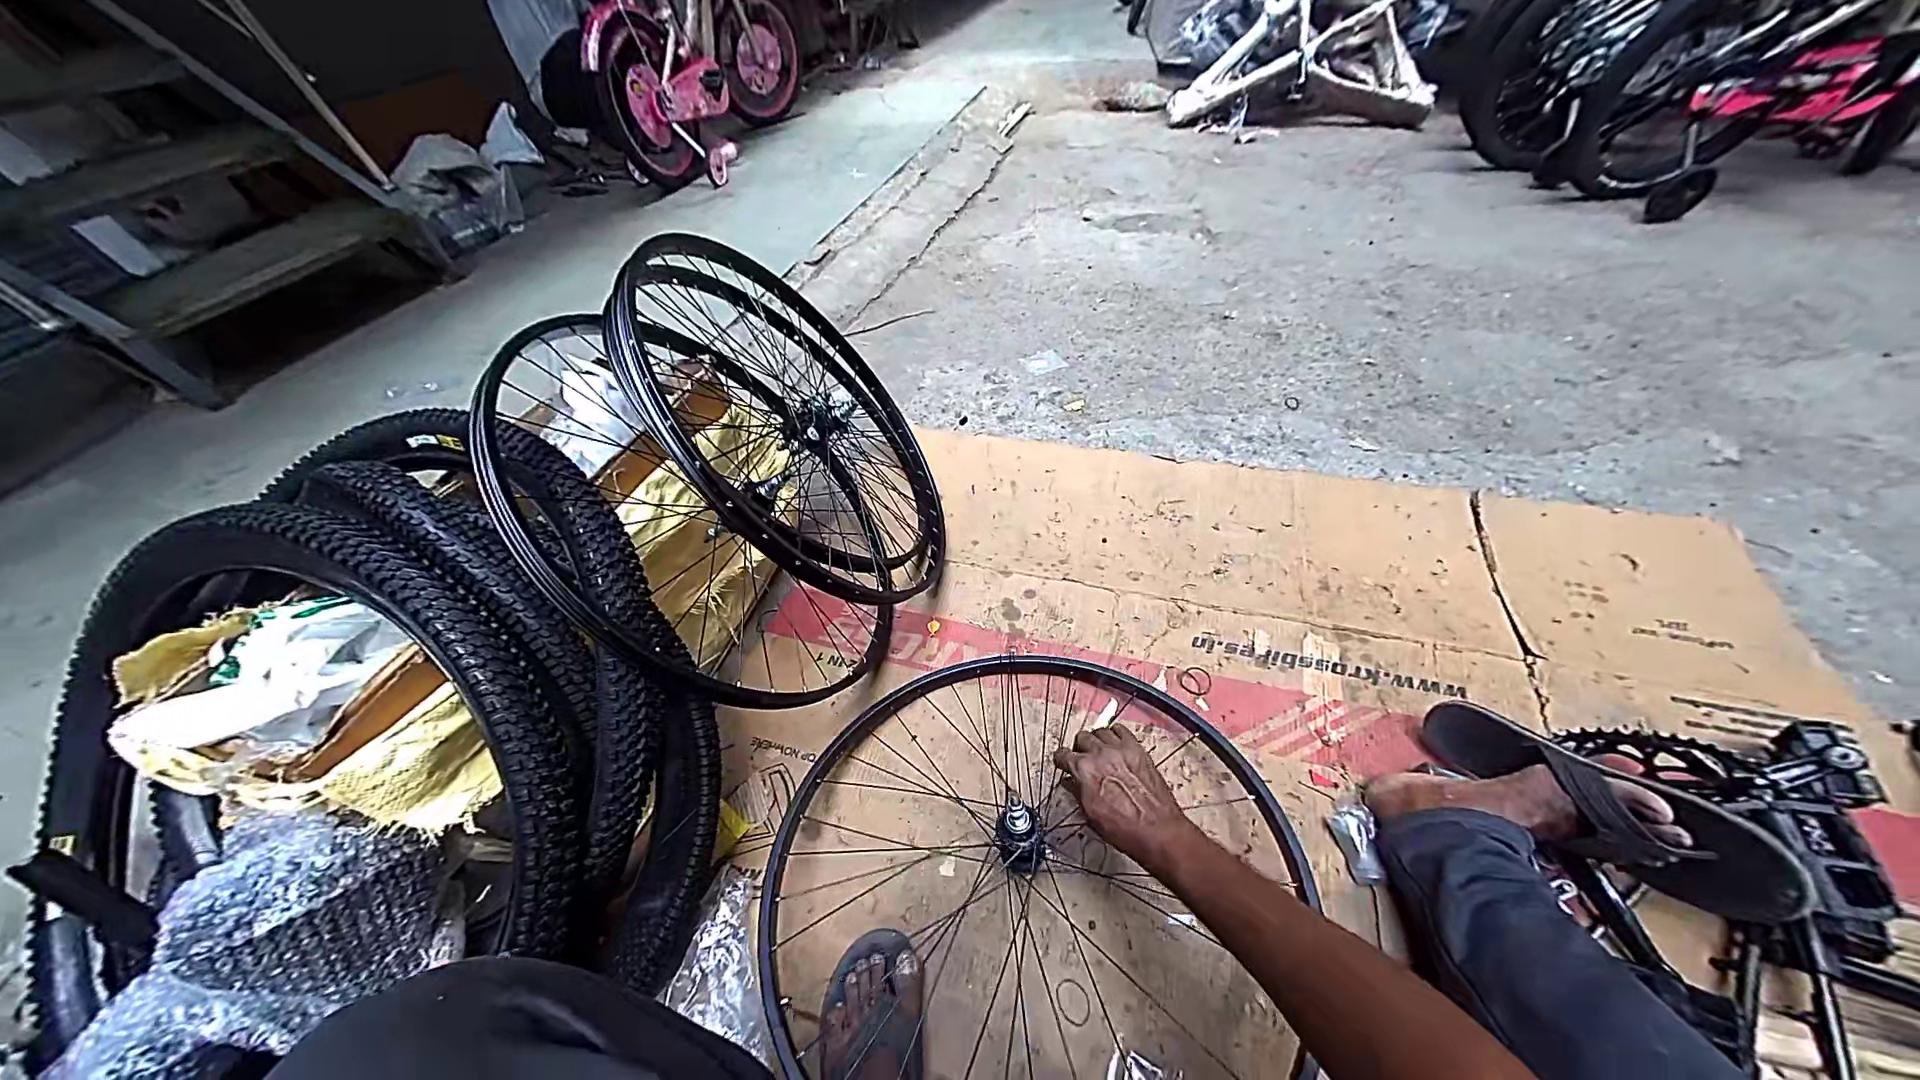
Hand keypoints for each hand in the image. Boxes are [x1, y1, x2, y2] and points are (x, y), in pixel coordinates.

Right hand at [1052, 726, 1201, 868]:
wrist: (1157, 832)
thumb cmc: (1126, 829)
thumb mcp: (1090, 815)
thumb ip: (1077, 792)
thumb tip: (1071, 783)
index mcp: (1084, 770)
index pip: (1063, 755)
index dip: (1062, 760)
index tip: (1063, 763)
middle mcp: (1101, 754)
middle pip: (1082, 738)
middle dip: (1079, 748)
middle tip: (1082, 758)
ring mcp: (1121, 750)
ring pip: (1101, 731)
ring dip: (1097, 740)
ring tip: (1099, 750)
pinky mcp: (1138, 749)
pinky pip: (1121, 730)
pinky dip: (1115, 734)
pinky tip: (1116, 744)